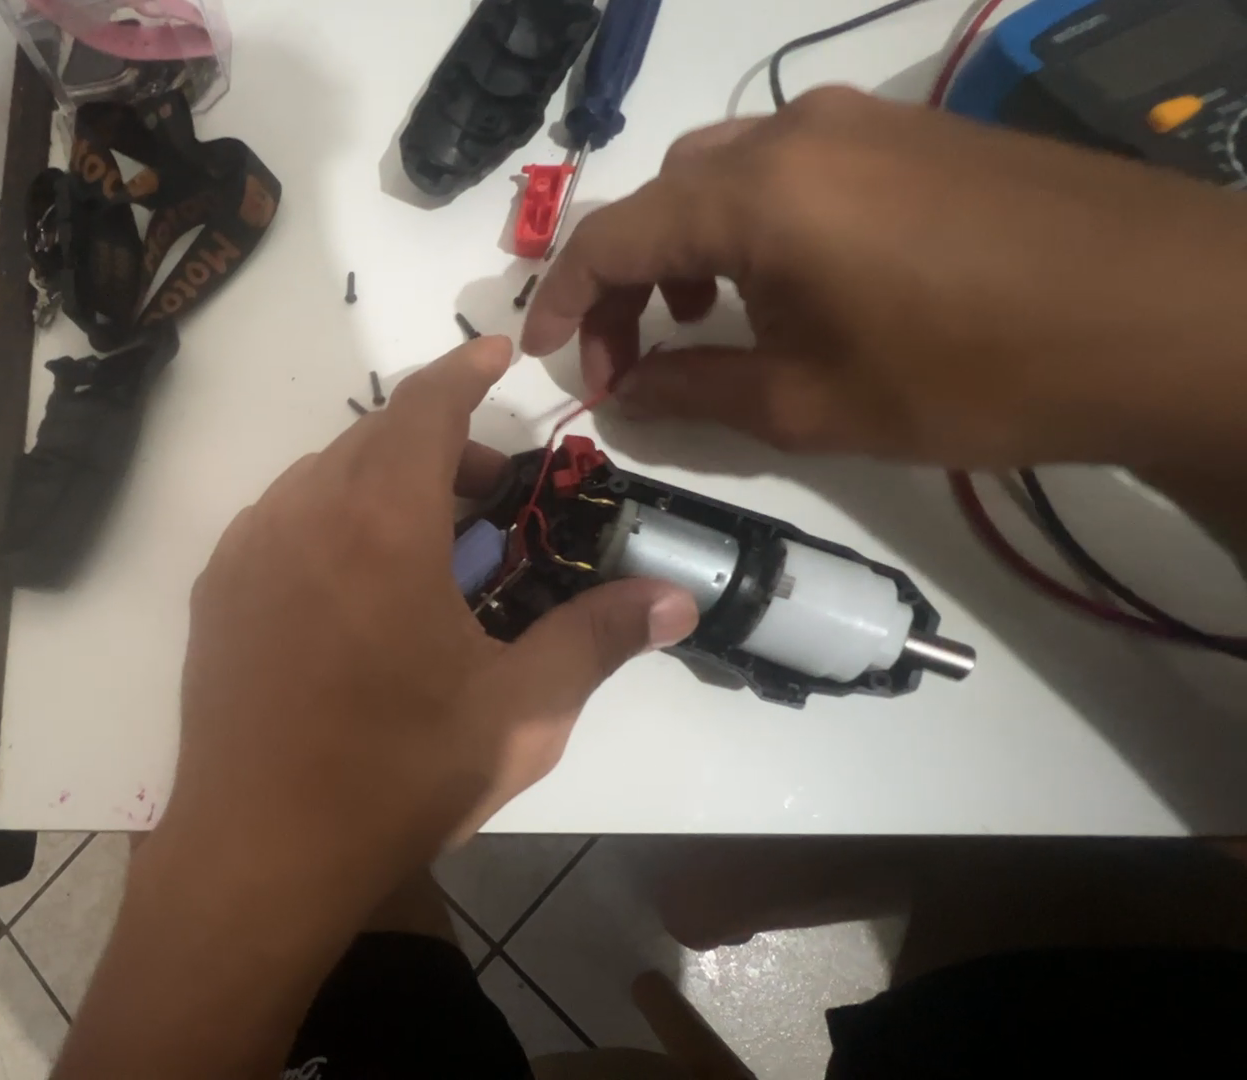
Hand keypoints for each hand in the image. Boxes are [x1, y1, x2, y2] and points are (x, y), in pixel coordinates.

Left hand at [160, 336, 697, 901]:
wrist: (261, 847)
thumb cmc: (396, 775)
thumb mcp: (518, 712)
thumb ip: (595, 638)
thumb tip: (674, 599)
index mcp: (379, 523)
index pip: (425, 406)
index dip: (466, 369)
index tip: (498, 354)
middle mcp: (301, 513)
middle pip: (374, 438)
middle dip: (436, 444)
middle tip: (485, 496)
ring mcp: (245, 549)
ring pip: (321, 477)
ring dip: (378, 483)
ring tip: (419, 546)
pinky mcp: (214, 588)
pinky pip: (278, 520)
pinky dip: (325, 519)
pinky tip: (349, 585)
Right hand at [522, 87, 1246, 472]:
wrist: (1186, 323)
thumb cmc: (973, 373)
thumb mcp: (802, 403)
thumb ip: (688, 391)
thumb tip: (624, 392)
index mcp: (757, 198)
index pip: (609, 238)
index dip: (561, 301)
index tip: (543, 358)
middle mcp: (794, 139)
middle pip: (655, 202)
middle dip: (618, 286)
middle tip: (624, 363)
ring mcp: (857, 125)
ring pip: (713, 178)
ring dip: (675, 252)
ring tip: (691, 321)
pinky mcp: (905, 135)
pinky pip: (781, 169)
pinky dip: (739, 227)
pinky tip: (770, 283)